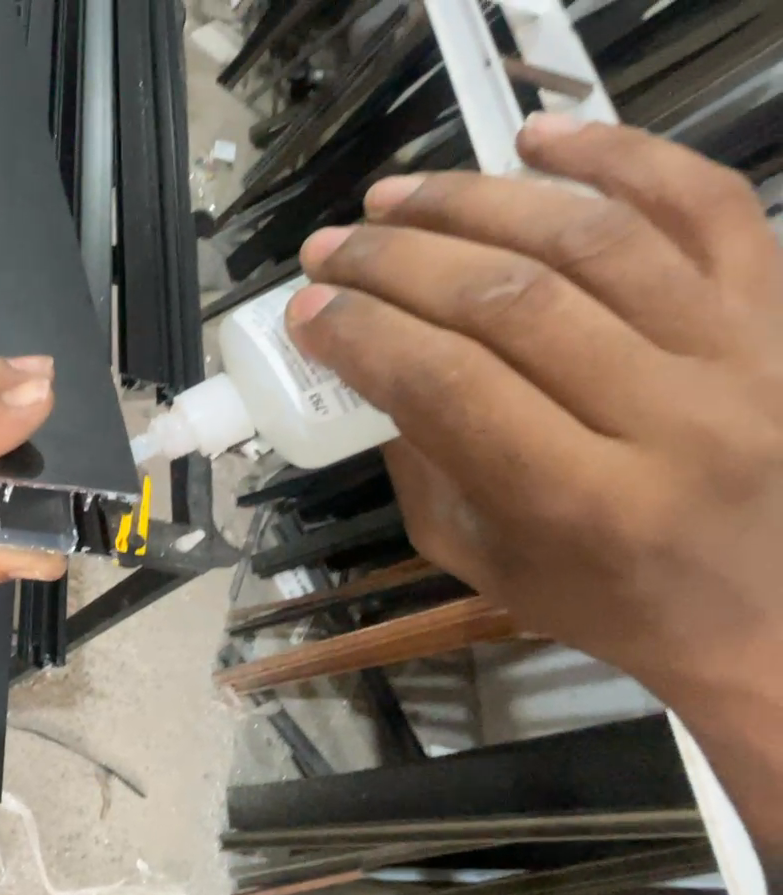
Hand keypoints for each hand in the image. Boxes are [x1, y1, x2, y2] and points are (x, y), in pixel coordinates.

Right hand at [285, 116, 782, 719]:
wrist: (765, 610)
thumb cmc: (591, 594)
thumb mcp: (468, 550)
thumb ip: (419, 455)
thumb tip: (373, 357)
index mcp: (576, 499)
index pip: (448, 384)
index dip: (361, 334)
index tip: (304, 310)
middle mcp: (672, 418)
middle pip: (512, 301)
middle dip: (396, 262)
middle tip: (327, 248)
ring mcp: (742, 354)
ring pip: (595, 241)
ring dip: (475, 204)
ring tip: (394, 195)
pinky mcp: (778, 314)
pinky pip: (707, 208)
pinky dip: (620, 157)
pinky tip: (538, 138)